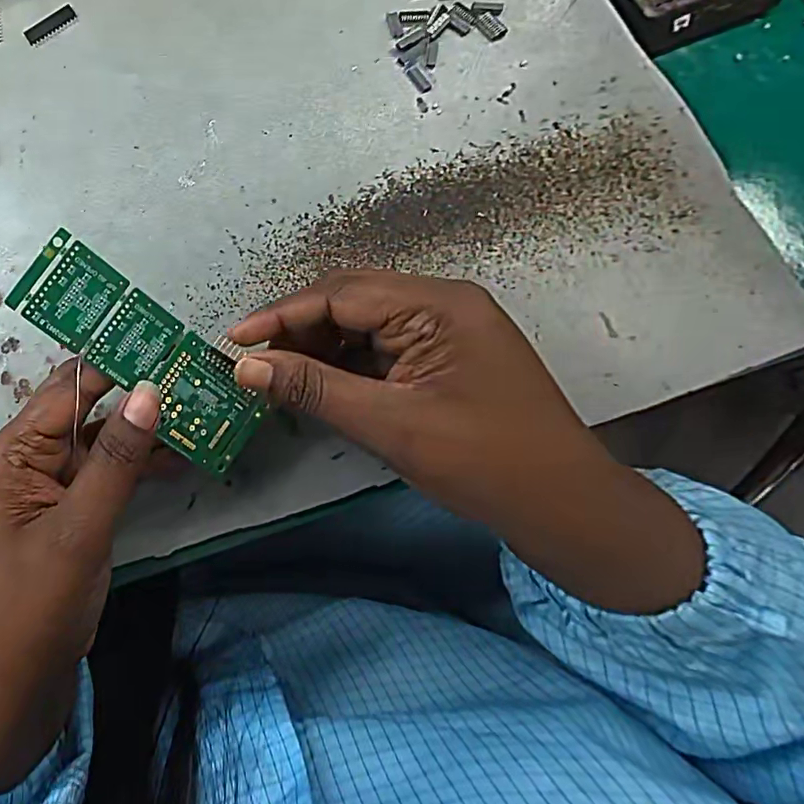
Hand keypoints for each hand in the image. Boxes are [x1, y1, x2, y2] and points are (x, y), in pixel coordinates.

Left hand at [0, 360, 161, 796]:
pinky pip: (110, 467)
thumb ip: (116, 459)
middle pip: (89, 405)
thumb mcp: (79, 530)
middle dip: (136, 389)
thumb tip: (149, 390)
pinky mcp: (75, 502)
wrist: (19, 677)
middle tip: (192, 370)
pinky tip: (183, 454)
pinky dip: (142, 461)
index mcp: (15, 449)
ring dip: (146, 426)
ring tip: (199, 407)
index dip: (117, 362)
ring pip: (105, 435)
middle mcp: (32, 453)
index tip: (166, 343)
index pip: (71, 387)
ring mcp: (55, 478)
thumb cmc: (36, 604)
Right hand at [229, 269, 703, 613]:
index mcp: (438, 305)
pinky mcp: (445, 353)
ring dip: (320, 347)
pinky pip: (382, 345)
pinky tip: (321, 384)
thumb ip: (313, 389)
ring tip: (280, 376)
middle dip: (298, 330)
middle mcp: (442, 302)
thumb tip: (245, 367)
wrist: (568, 509)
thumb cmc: (484, 464)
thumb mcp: (389, 425)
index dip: (281, 315)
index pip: (340, 295)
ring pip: (362, 323)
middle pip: (350, 301)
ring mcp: (446, 326)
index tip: (234, 340)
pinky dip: (346, 364)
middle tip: (255, 363)